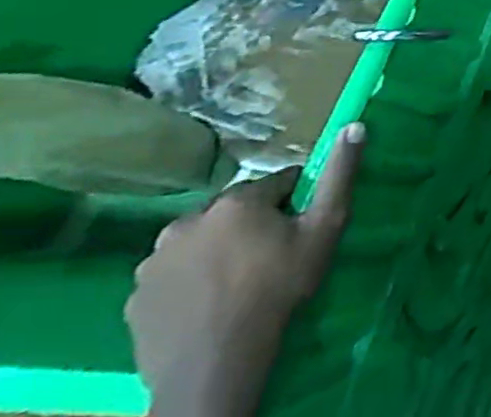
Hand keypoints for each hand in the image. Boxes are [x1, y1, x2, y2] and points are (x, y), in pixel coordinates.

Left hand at [126, 123, 364, 416]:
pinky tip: (209, 301)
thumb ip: (338, 176)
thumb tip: (354, 125)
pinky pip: (173, 274)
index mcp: (236, 201)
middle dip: (253, 224)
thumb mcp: (324, 229)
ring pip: (200, 240)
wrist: (216, 363)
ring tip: (240, 280)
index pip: (277, 184)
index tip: (303, 227)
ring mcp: (155, 260)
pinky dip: (190, 279)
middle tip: (273, 255)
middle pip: (234, 211)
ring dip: (218, 249)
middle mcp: (188, 220)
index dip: (295, 203)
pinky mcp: (136, 295)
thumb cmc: (278, 288)